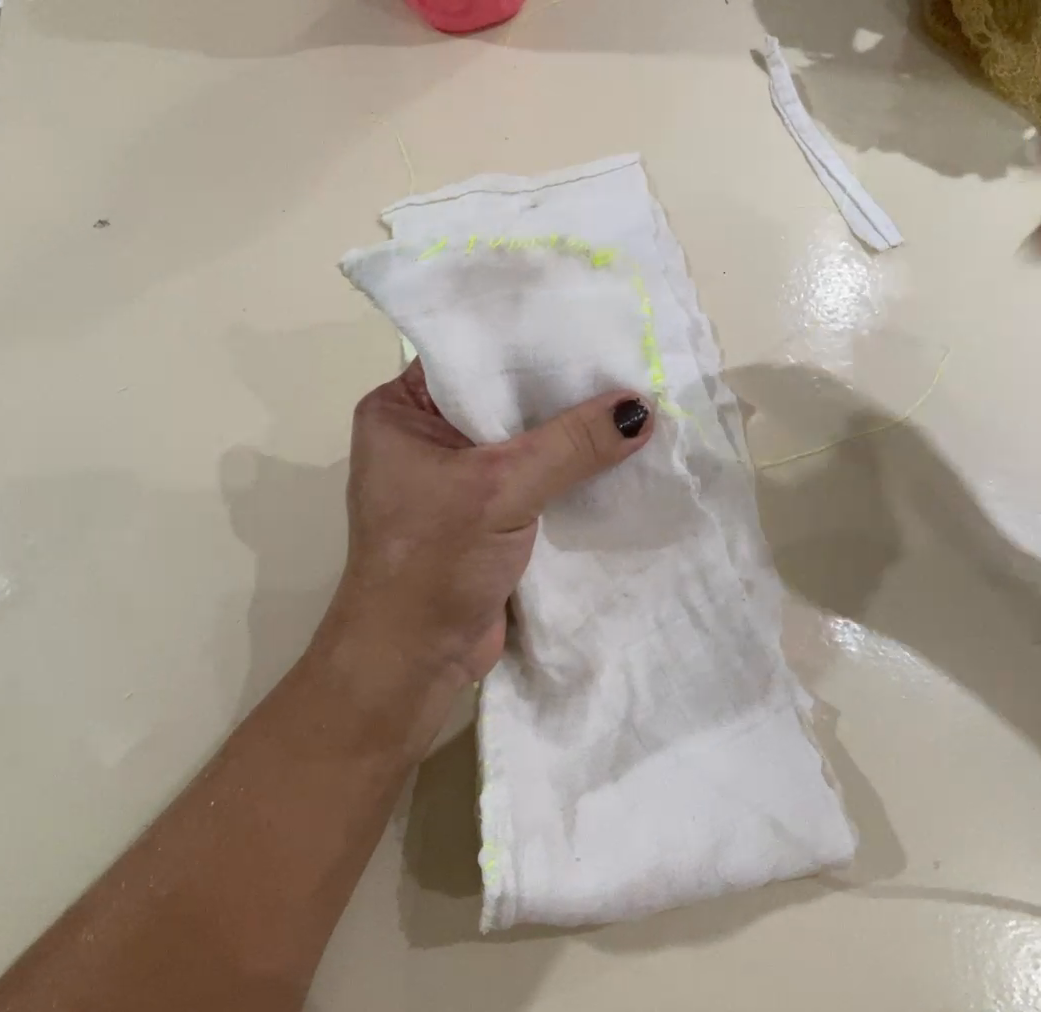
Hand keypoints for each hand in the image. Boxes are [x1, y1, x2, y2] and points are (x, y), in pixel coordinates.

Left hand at [312, 361, 652, 740]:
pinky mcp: (483, 517)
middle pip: (502, 398)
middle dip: (560, 388)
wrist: (414, 659)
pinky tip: (618, 455)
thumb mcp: (501, 488)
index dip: (528, 339)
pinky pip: (532, 478)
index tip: (591, 322)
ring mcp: (455, 479)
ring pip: (522, 441)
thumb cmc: (435, 561)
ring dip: (570, 433)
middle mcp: (424, 437)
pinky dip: (568, 471)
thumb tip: (641, 409)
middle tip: (627, 360)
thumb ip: (571, 444)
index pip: (469, 355)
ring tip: (636, 400)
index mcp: (400, 411)